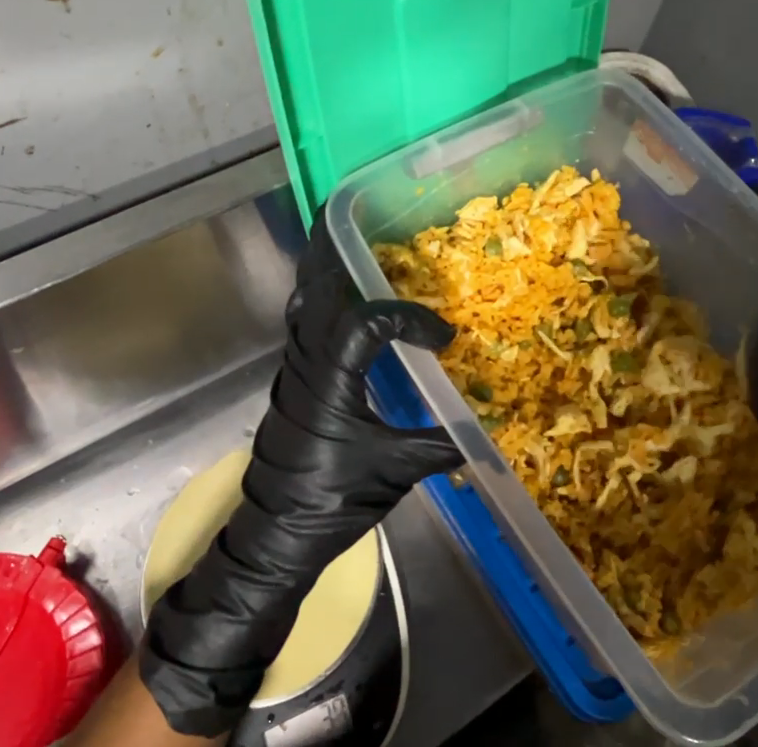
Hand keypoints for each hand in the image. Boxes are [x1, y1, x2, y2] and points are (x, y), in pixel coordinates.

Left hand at [139, 225, 461, 735]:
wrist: (276, 535)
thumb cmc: (332, 499)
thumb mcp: (394, 472)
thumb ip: (439, 445)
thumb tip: (482, 436)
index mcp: (330, 379)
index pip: (364, 322)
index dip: (407, 319)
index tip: (442, 339)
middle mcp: (306, 364)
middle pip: (314, 292)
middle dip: (335, 255)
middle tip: (359, 223)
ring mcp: (294, 372)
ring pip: (304, 306)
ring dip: (325, 274)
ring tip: (351, 249)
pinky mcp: (293, 384)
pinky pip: (304, 326)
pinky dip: (322, 301)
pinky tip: (345, 304)